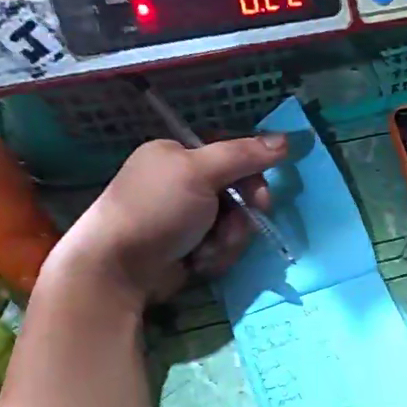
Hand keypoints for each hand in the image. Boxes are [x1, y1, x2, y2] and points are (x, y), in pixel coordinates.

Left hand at [45, 135, 287, 304]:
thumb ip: (243, 155)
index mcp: (179, 154)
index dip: (252, 174)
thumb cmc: (156, 209)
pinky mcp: (189, 248)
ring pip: (233, 225)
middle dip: (239, 216)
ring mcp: (186, 218)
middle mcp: (183, 183)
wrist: (119, 268)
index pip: (232, 154)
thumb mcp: (200, 172)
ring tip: (206, 251)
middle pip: (238, 193)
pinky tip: (197, 262)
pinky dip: (215, 256)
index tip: (261, 195)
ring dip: (227, 240)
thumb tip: (286, 139)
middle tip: (234, 227)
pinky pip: (221, 247)